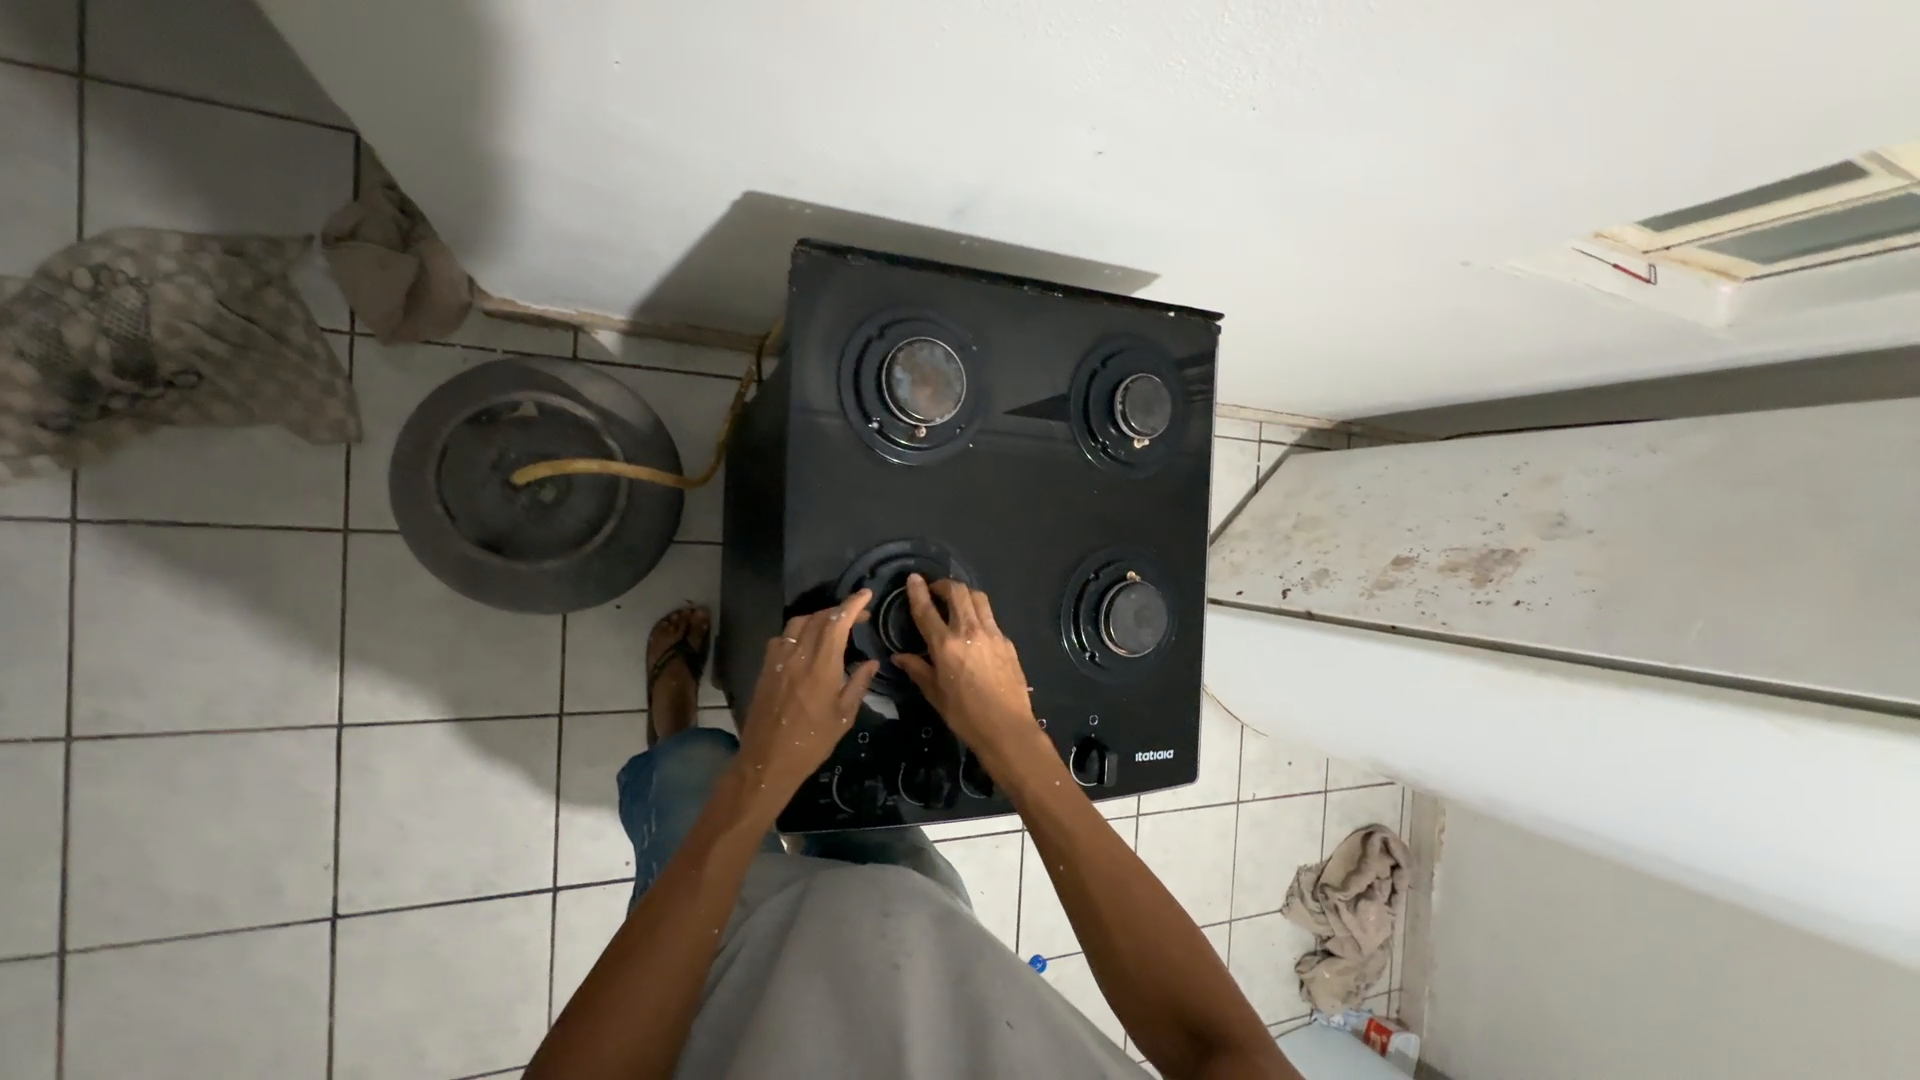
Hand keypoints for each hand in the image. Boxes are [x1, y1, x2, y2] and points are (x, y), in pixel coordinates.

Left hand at [737, 591, 880, 796]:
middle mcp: (798, 656)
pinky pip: (783, 638)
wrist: (768, 760)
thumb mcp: (844, 716)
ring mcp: (778, 660)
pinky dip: (799, 632)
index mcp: (821, 666)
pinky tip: (806, 644)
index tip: (866, 595)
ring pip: (798, 623)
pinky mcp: (766, 668)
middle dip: (839, 610)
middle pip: (818, 617)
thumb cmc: (812, 743)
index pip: (837, 622)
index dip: (852, 604)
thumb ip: (858, 684)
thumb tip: (872, 662)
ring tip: (832, 627)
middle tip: (857, 615)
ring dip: (817, 618)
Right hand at [892, 574, 1049, 768]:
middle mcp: (968, 631)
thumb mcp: (934, 694)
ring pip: (978, 598)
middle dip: (944, 585)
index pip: (926, 609)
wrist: (1007, 727)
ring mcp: (992, 634)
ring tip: (956, 601)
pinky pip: (991, 618)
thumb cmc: (965, 715)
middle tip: (936, 590)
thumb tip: (899, 657)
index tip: (913, 578)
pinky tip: (975, 630)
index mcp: (945, 644)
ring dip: (964, 593)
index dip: (917, 591)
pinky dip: (979, 615)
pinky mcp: (1007, 642)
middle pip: (957, 591)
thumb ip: (917, 669)